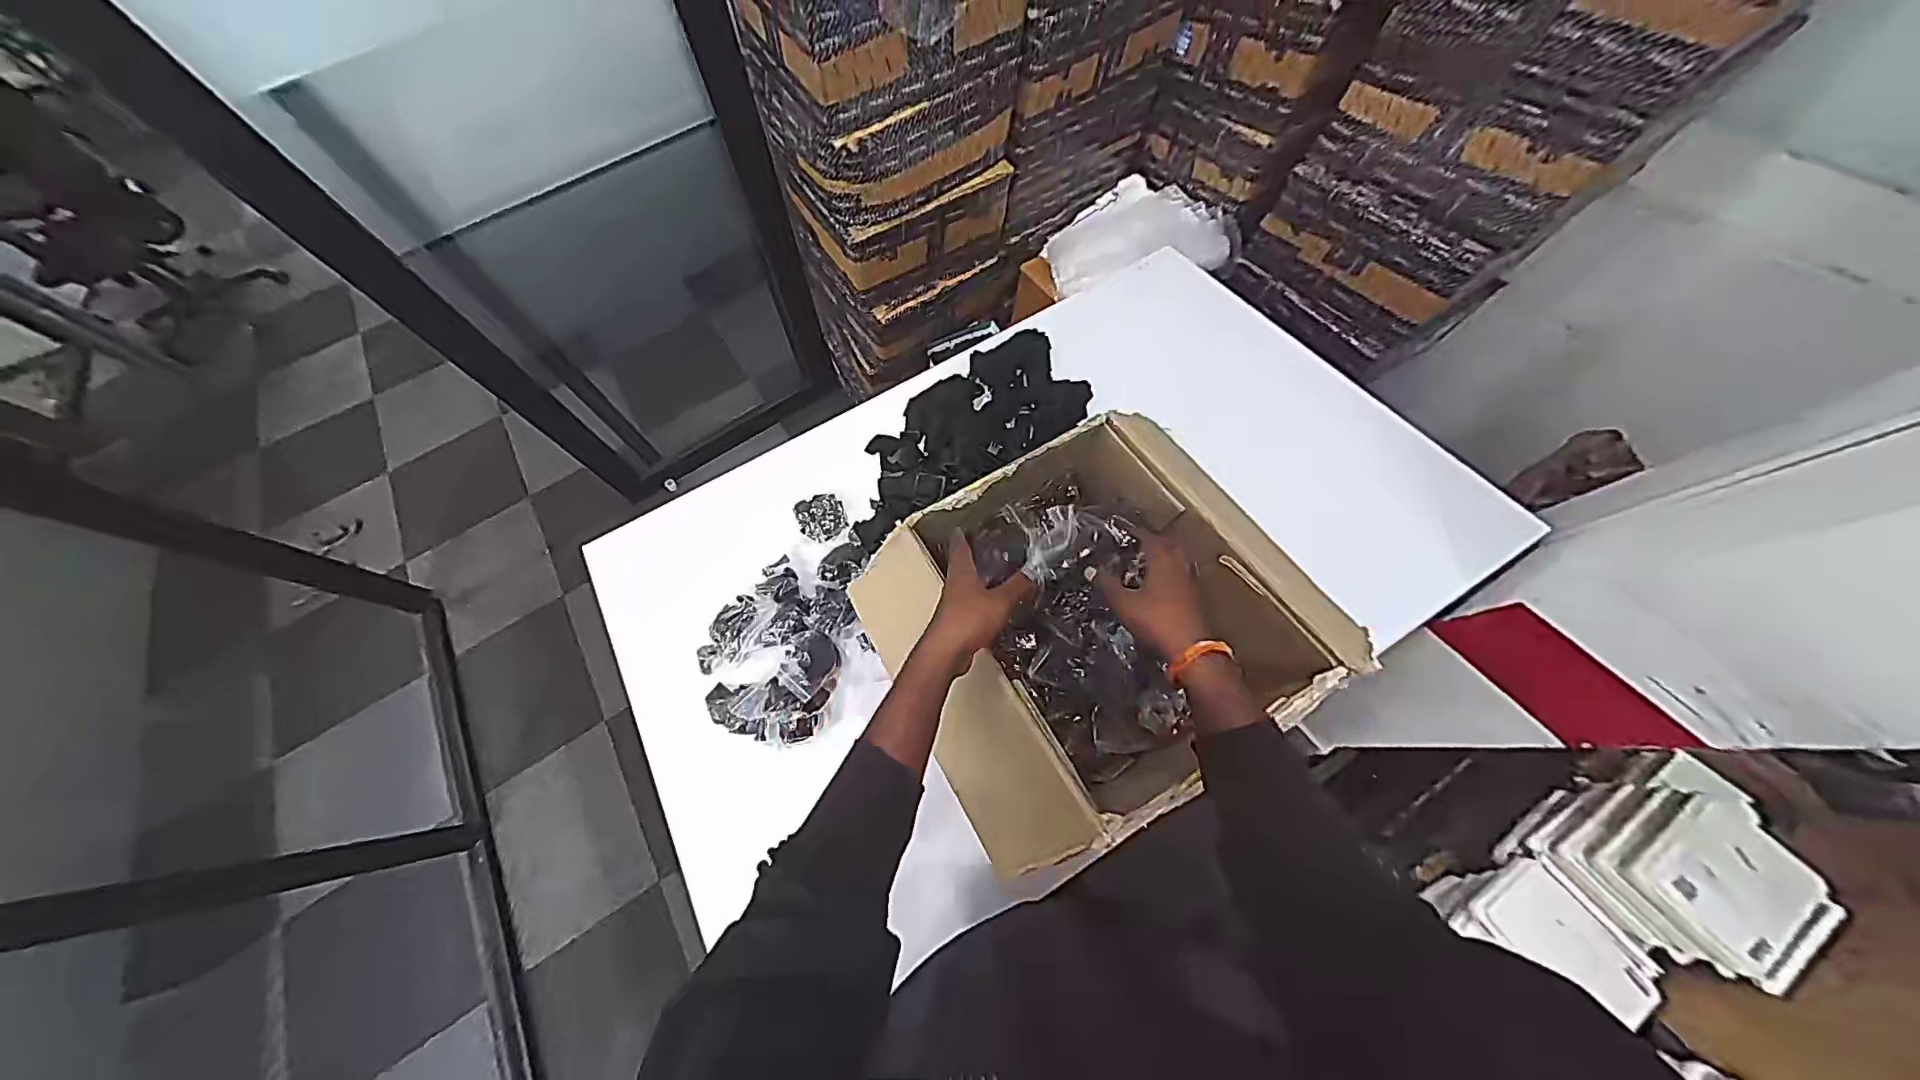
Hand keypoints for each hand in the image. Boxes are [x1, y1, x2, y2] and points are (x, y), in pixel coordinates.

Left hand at [920, 531, 1035, 674]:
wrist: (947, 652)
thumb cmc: (965, 622)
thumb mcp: (1002, 600)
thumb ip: (1019, 585)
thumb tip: (1032, 573)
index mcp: (962, 572)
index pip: (959, 545)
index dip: (963, 535)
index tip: (964, 528)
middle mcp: (955, 586)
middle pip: (962, 566)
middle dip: (972, 558)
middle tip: (981, 551)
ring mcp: (954, 605)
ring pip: (967, 588)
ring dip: (979, 583)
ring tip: (993, 579)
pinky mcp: (958, 623)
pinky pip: (972, 610)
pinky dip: (983, 607)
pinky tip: (994, 613)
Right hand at [1096, 530, 1209, 660]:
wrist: (1190, 648)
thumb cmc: (1156, 620)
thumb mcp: (1124, 602)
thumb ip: (1107, 584)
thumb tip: (1092, 570)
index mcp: (1162, 559)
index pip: (1148, 536)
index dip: (1134, 532)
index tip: (1123, 529)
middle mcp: (1180, 564)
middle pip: (1167, 543)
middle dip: (1152, 541)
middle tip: (1137, 543)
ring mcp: (1191, 579)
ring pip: (1177, 558)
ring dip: (1163, 556)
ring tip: (1147, 562)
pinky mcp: (1196, 595)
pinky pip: (1181, 574)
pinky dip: (1170, 572)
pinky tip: (1160, 585)